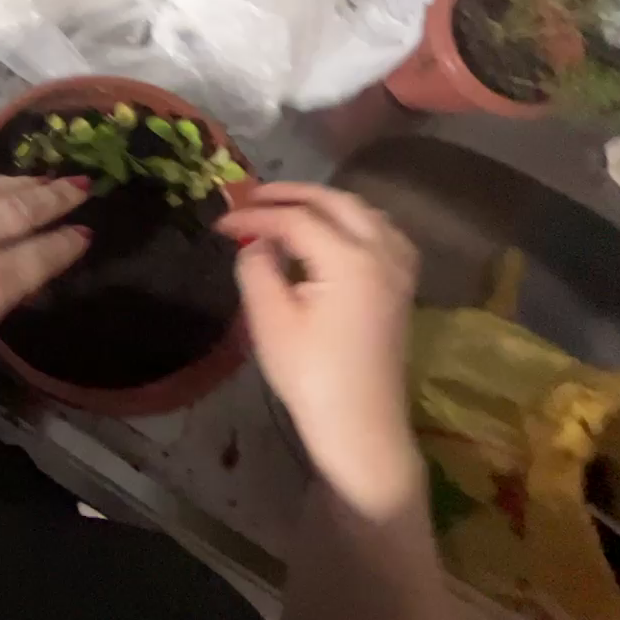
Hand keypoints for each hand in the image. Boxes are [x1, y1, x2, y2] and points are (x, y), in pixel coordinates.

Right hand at [217, 183, 421, 514]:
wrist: (359, 425)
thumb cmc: (309, 373)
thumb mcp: (268, 317)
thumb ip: (256, 266)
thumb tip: (257, 242)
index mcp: (349, 260)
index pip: (294, 220)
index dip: (253, 216)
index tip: (219, 223)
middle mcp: (381, 254)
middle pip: (336, 202)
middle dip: (290, 194)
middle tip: (249, 197)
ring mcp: (398, 270)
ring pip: (363, 212)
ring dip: (322, 202)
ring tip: (283, 209)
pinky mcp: (400, 286)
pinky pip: (380, 232)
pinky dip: (349, 220)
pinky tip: (328, 232)